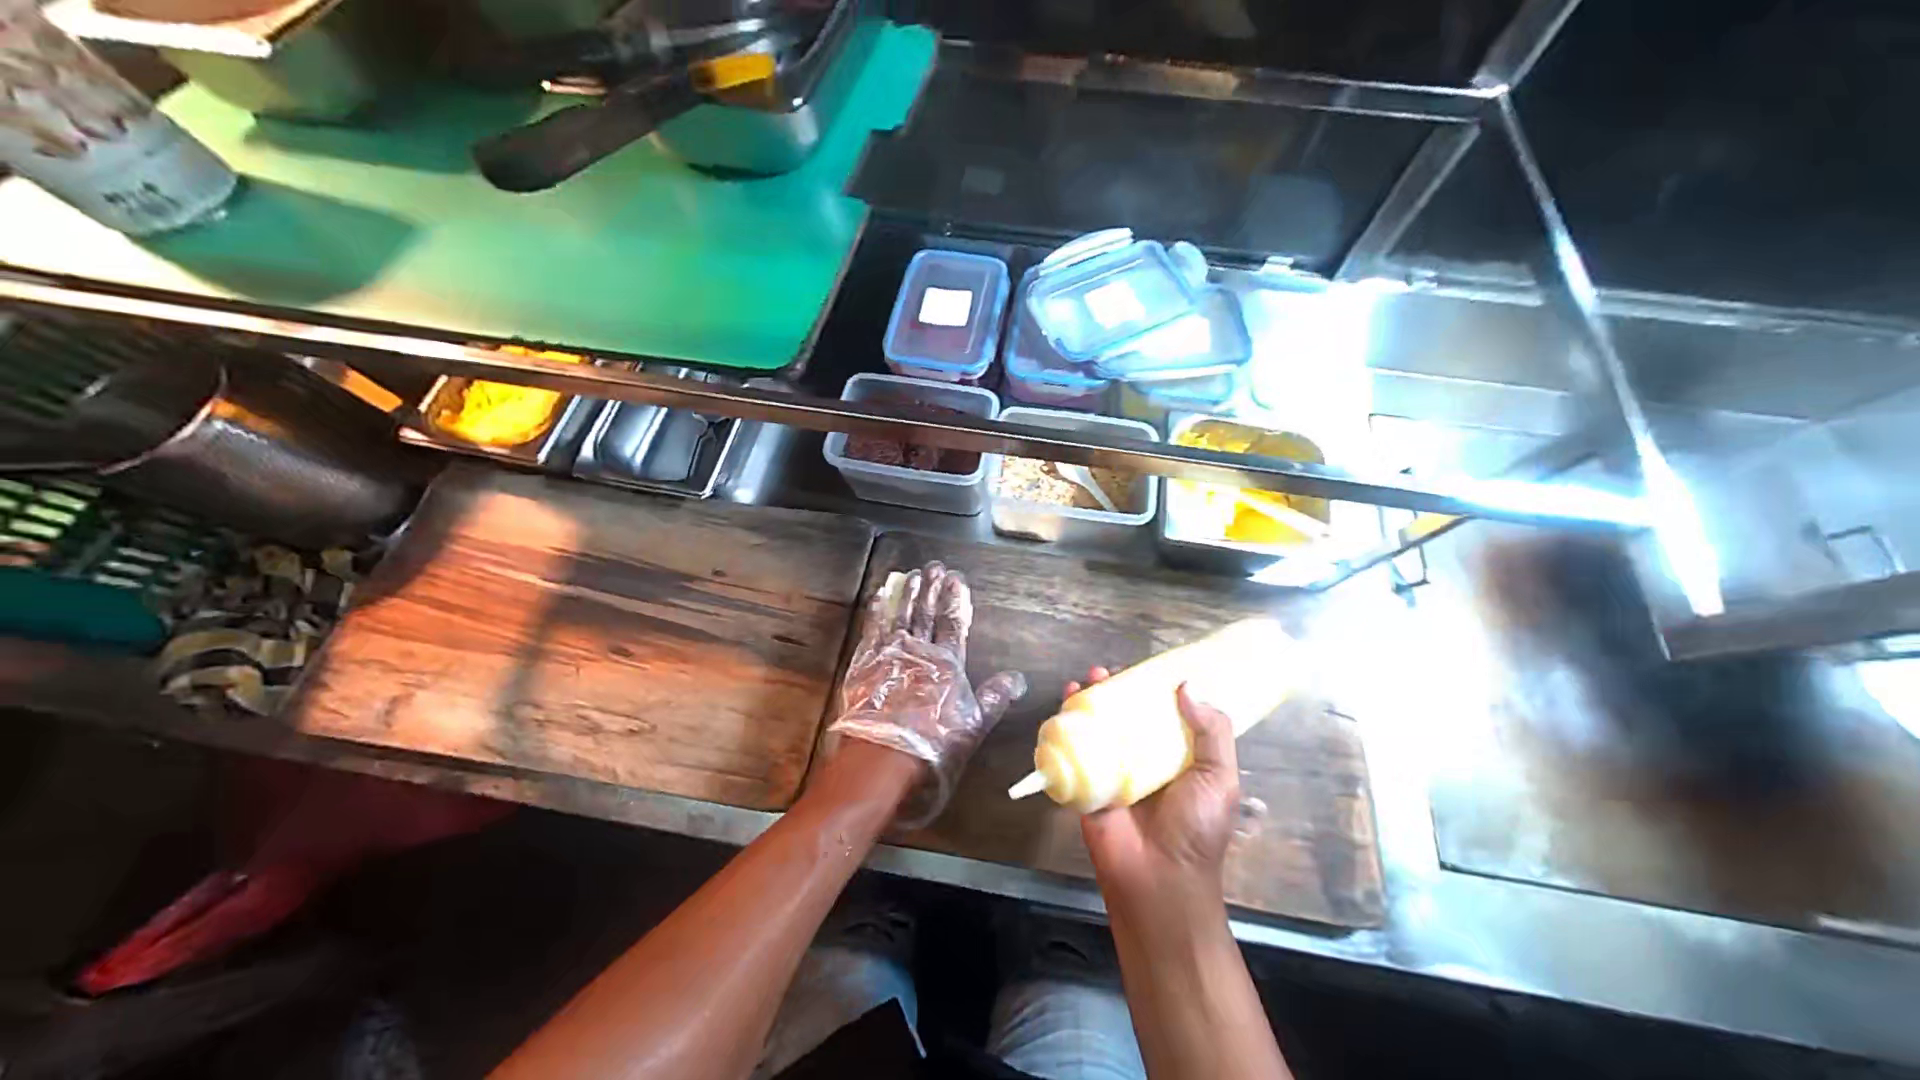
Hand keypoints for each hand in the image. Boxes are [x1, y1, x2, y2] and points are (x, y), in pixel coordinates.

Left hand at [826, 562, 1025, 828]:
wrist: (881, 765)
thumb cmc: (932, 750)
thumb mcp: (973, 729)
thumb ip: (993, 699)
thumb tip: (1019, 678)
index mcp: (947, 666)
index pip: (955, 624)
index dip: (957, 601)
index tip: (957, 579)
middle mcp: (918, 654)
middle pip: (926, 615)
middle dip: (932, 590)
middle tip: (934, 567)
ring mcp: (888, 657)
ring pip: (900, 617)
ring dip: (907, 595)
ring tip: (912, 575)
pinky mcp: (863, 666)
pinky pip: (871, 630)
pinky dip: (877, 611)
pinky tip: (879, 597)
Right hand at [1074, 667, 1240, 906]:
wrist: (1159, 878)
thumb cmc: (1197, 829)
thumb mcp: (1221, 779)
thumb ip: (1213, 732)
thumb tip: (1186, 685)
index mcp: (1178, 757)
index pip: (1166, 714)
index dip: (1156, 689)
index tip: (1147, 668)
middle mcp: (1144, 758)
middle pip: (1128, 715)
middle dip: (1116, 690)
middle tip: (1109, 671)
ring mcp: (1113, 769)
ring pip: (1099, 726)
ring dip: (1089, 700)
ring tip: (1086, 679)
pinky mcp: (1086, 781)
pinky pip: (1074, 748)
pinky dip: (1066, 724)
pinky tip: (1065, 703)